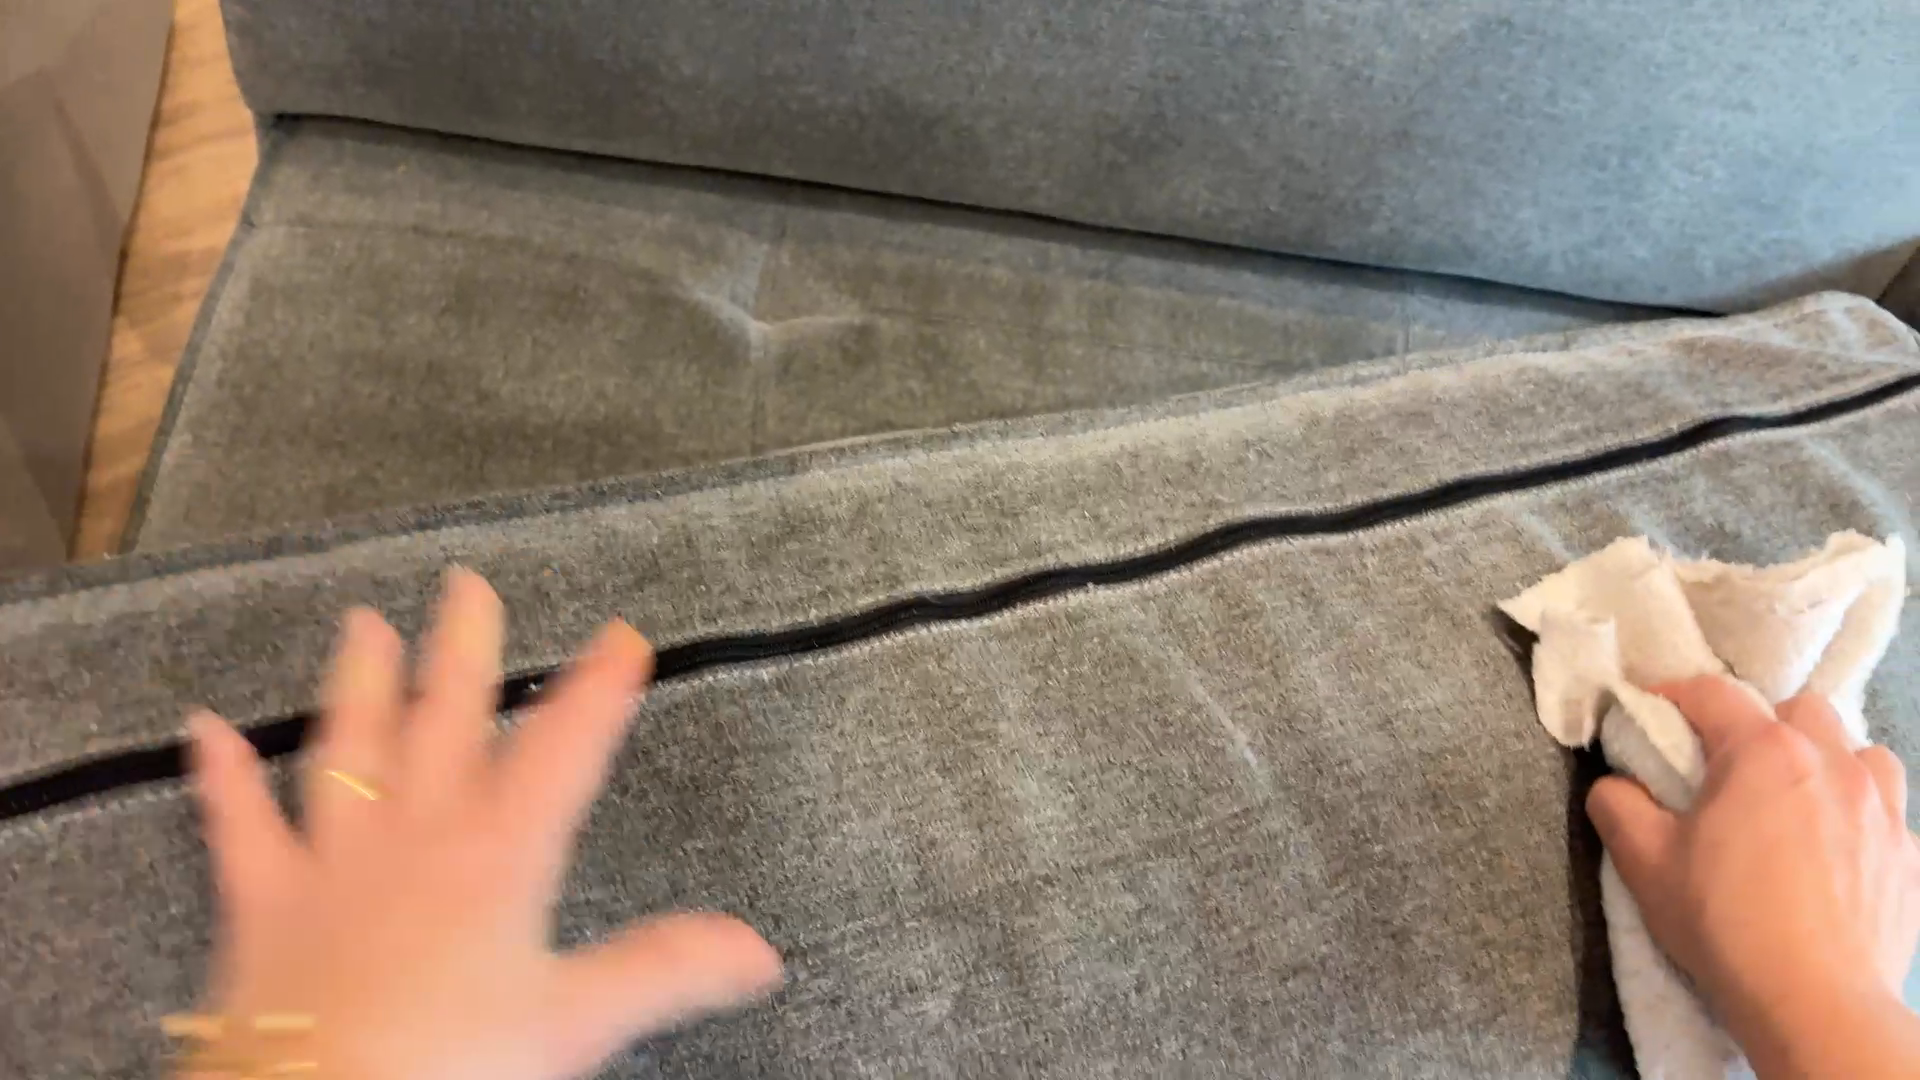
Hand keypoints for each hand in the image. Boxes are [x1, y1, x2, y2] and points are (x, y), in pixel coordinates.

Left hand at [182, 568, 781, 1079]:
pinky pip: (238, 831)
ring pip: (350, 752)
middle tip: (466, 585)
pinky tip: (201, 731)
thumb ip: (668, 967)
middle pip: (447, 722)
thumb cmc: (443, 1066)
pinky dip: (221, 780)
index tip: (625, 635)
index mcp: (499, 853)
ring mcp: (338, 865)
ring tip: (363, 623)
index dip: (601, 687)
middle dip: (464, 650)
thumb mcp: (575, 1021)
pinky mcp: (265, 907)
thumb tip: (762, 951)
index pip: (566, 748)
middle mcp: (420, 838)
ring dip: (357, 684)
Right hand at [1588, 676, 1919, 1076]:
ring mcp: (1885, 812)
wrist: (1815, 1002)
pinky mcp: (1911, 856)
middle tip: (1719, 758)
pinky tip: (1821, 839)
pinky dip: (1851, 803)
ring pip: (1860, 750)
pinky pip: (1885, 803)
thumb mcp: (1636, 850)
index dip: (1669, 694)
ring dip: (1820, 757)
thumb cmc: (1719, 914)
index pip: (1711, 691)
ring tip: (1784, 792)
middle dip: (1756, 721)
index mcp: (1763, 754)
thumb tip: (1622, 782)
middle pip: (1799, 707)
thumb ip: (1615, 796)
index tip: (1643, 715)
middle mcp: (1833, 767)